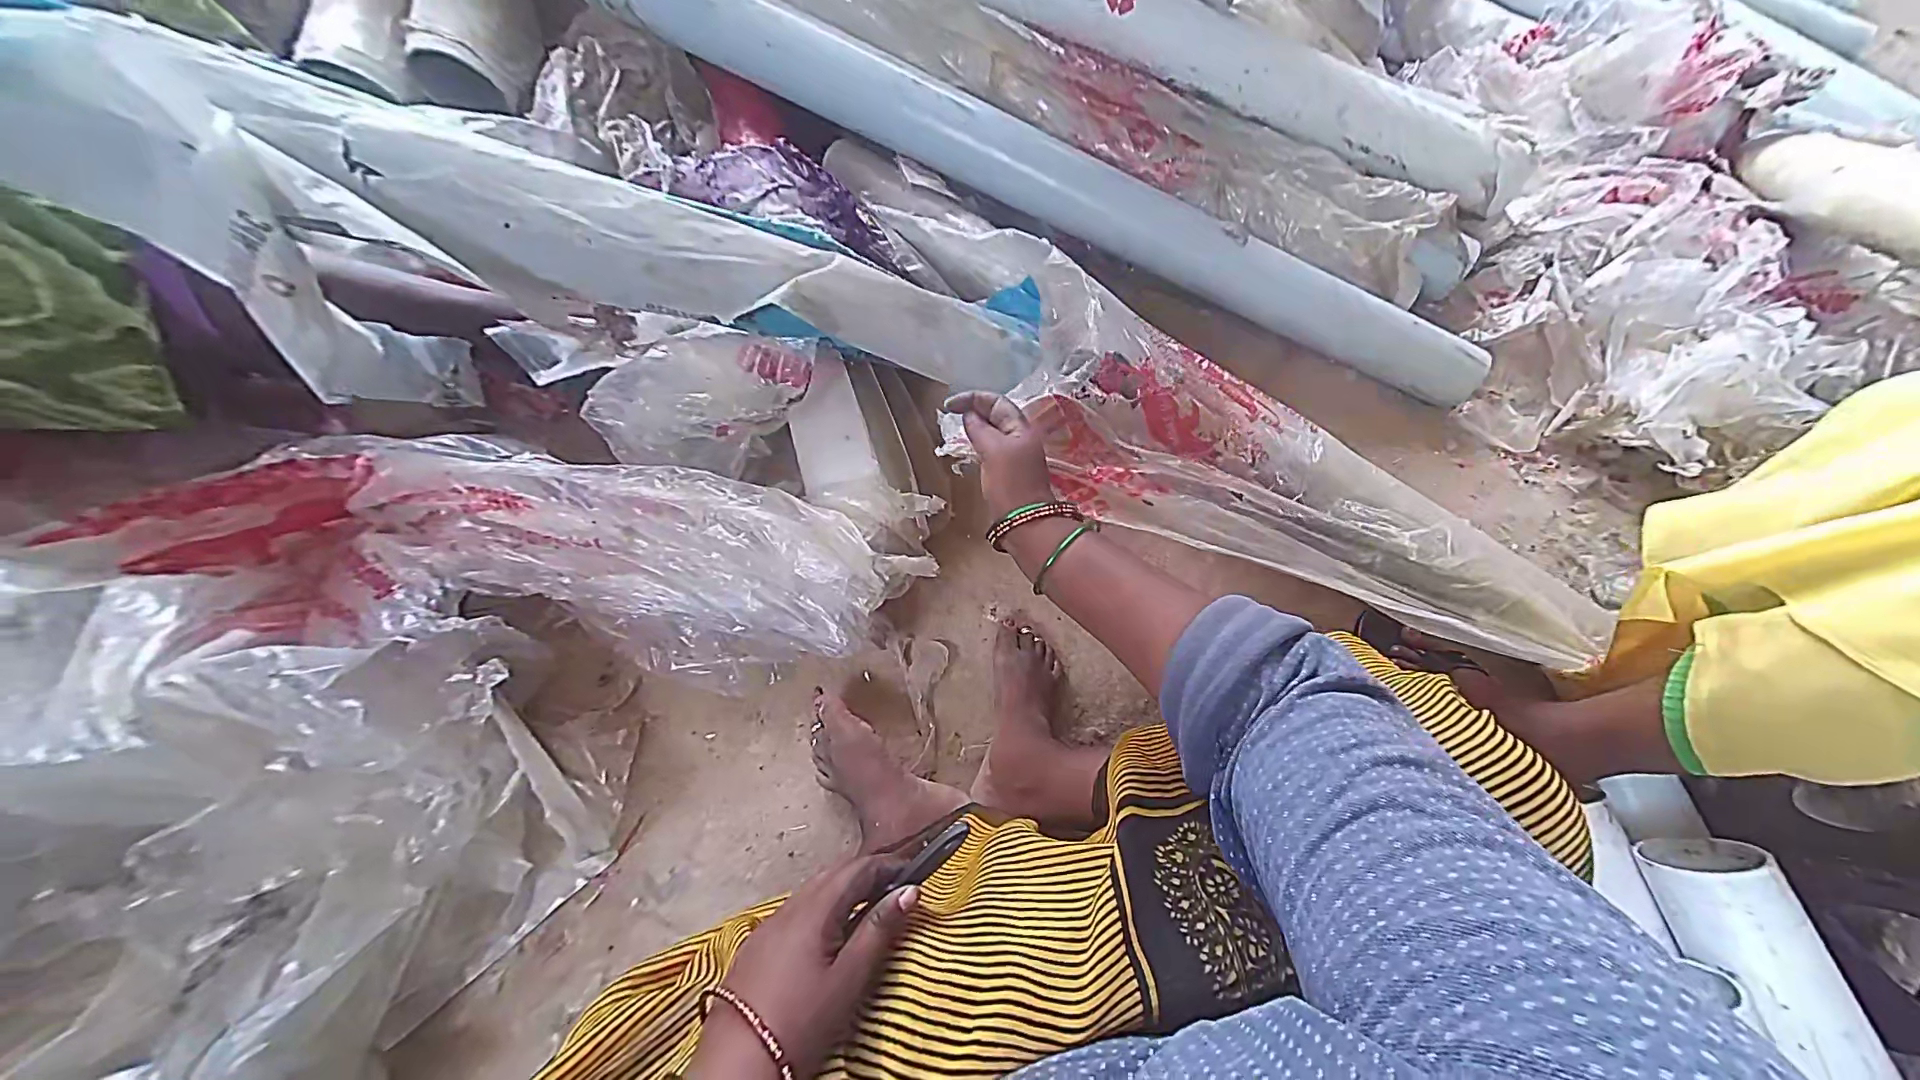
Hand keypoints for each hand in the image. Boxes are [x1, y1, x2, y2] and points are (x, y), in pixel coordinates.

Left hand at [687, 854, 919, 1079]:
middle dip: (866, 872)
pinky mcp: (758, 943)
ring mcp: (770, 924)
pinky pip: (797, 907)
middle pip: (834, 872)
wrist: (735, 1064)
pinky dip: (822, 904)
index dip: (887, 866)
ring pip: (814, 889)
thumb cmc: (801, 1022)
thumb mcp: (848, 979)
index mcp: (815, 909)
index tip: (911, 874)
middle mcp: (790, 907)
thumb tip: (909, 892)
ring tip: (869, 902)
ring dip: (844, 886)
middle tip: (895, 886)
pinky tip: (830, 926)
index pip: (857, 869)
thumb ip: (878, 931)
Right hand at [942, 391, 1057, 520]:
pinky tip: (970, 449)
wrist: (1026, 524)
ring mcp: (1017, 455)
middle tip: (950, 415)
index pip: (996, 401)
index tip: (947, 406)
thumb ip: (980, 429)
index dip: (972, 398)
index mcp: (1021, 428)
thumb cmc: (1010, 485)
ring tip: (957, 429)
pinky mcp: (1011, 472)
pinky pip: (993, 448)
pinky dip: (980, 443)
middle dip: (974, 409)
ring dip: (976, 427)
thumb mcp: (993, 451)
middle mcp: (1021, 438)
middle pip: (997, 415)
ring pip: (995, 432)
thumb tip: (969, 415)